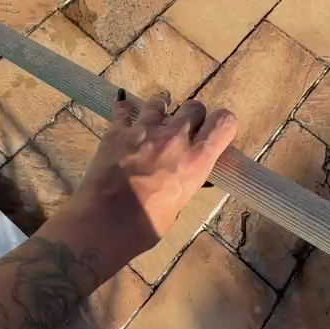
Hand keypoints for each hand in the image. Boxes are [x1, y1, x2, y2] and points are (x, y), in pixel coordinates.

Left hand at [42, 95, 237, 270]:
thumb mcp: (179, 204)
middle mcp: (174, 139)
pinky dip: (126, 110)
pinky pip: (124, 110)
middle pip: (194, 107)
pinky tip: (125, 113)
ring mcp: (144, 131)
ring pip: (159, 103)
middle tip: (186, 125)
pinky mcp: (117, 130)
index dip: (224, 123)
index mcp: (196, 161)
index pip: (223, 124)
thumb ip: (184, 181)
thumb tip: (186, 175)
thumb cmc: (147, 225)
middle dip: (193, 114)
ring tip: (157, 116)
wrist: (105, 221)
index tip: (218, 128)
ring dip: (161, 109)